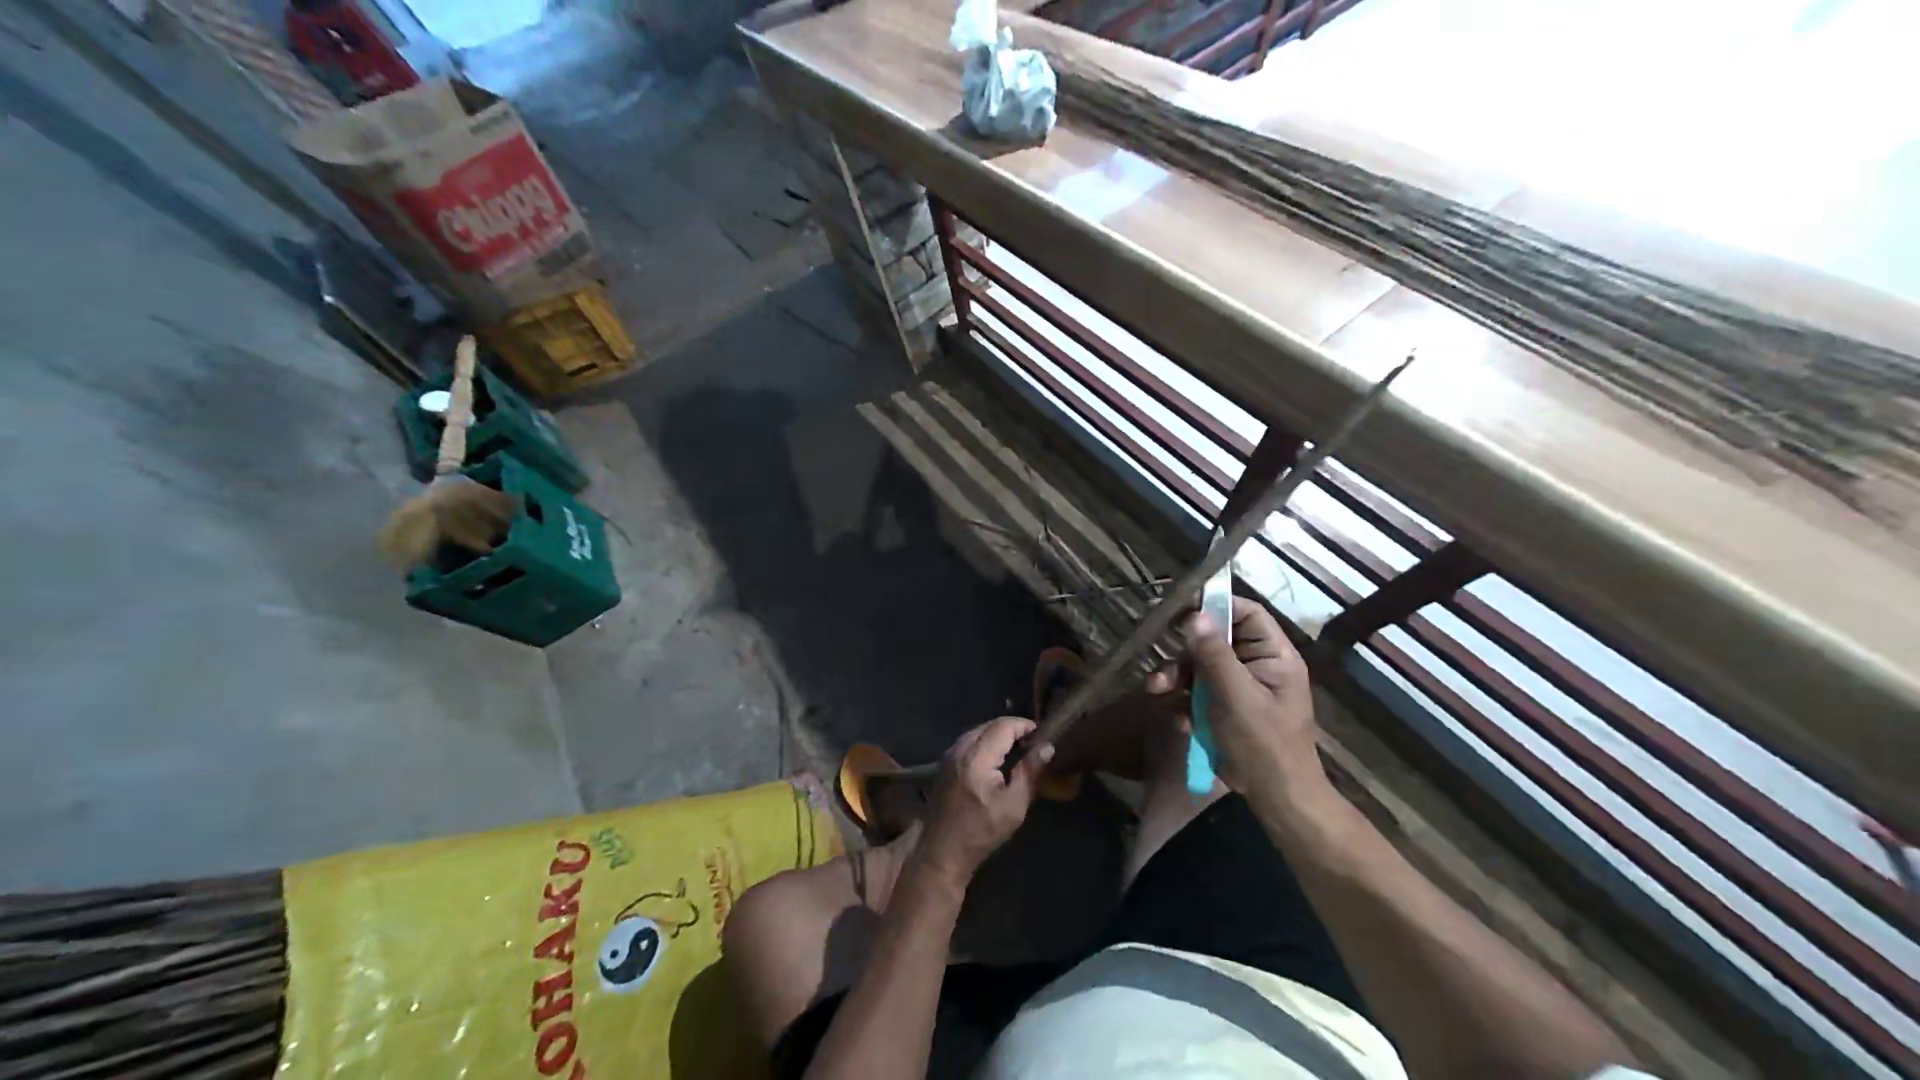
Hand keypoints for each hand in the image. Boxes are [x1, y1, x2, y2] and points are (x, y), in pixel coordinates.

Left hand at [920, 718, 1054, 881]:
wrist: (943, 850)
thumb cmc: (982, 831)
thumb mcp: (1014, 806)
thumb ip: (1030, 772)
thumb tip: (1047, 747)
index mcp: (977, 757)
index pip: (1003, 726)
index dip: (1023, 725)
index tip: (1041, 732)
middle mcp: (960, 749)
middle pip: (989, 725)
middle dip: (1011, 727)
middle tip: (1032, 740)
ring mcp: (949, 755)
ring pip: (977, 731)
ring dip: (997, 733)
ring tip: (1017, 747)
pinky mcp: (945, 764)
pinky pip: (968, 741)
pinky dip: (985, 741)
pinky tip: (996, 756)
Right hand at [1147, 597, 1325, 799]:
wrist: (1275, 799)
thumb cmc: (1263, 743)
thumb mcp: (1236, 695)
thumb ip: (1214, 654)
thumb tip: (1194, 615)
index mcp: (1273, 656)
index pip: (1247, 614)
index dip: (1217, 607)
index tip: (1184, 613)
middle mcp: (1256, 666)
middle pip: (1215, 641)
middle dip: (1185, 655)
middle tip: (1165, 670)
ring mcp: (1239, 689)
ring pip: (1200, 668)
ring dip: (1176, 679)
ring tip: (1157, 692)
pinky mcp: (1223, 709)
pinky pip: (1197, 693)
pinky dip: (1183, 703)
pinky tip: (1178, 720)